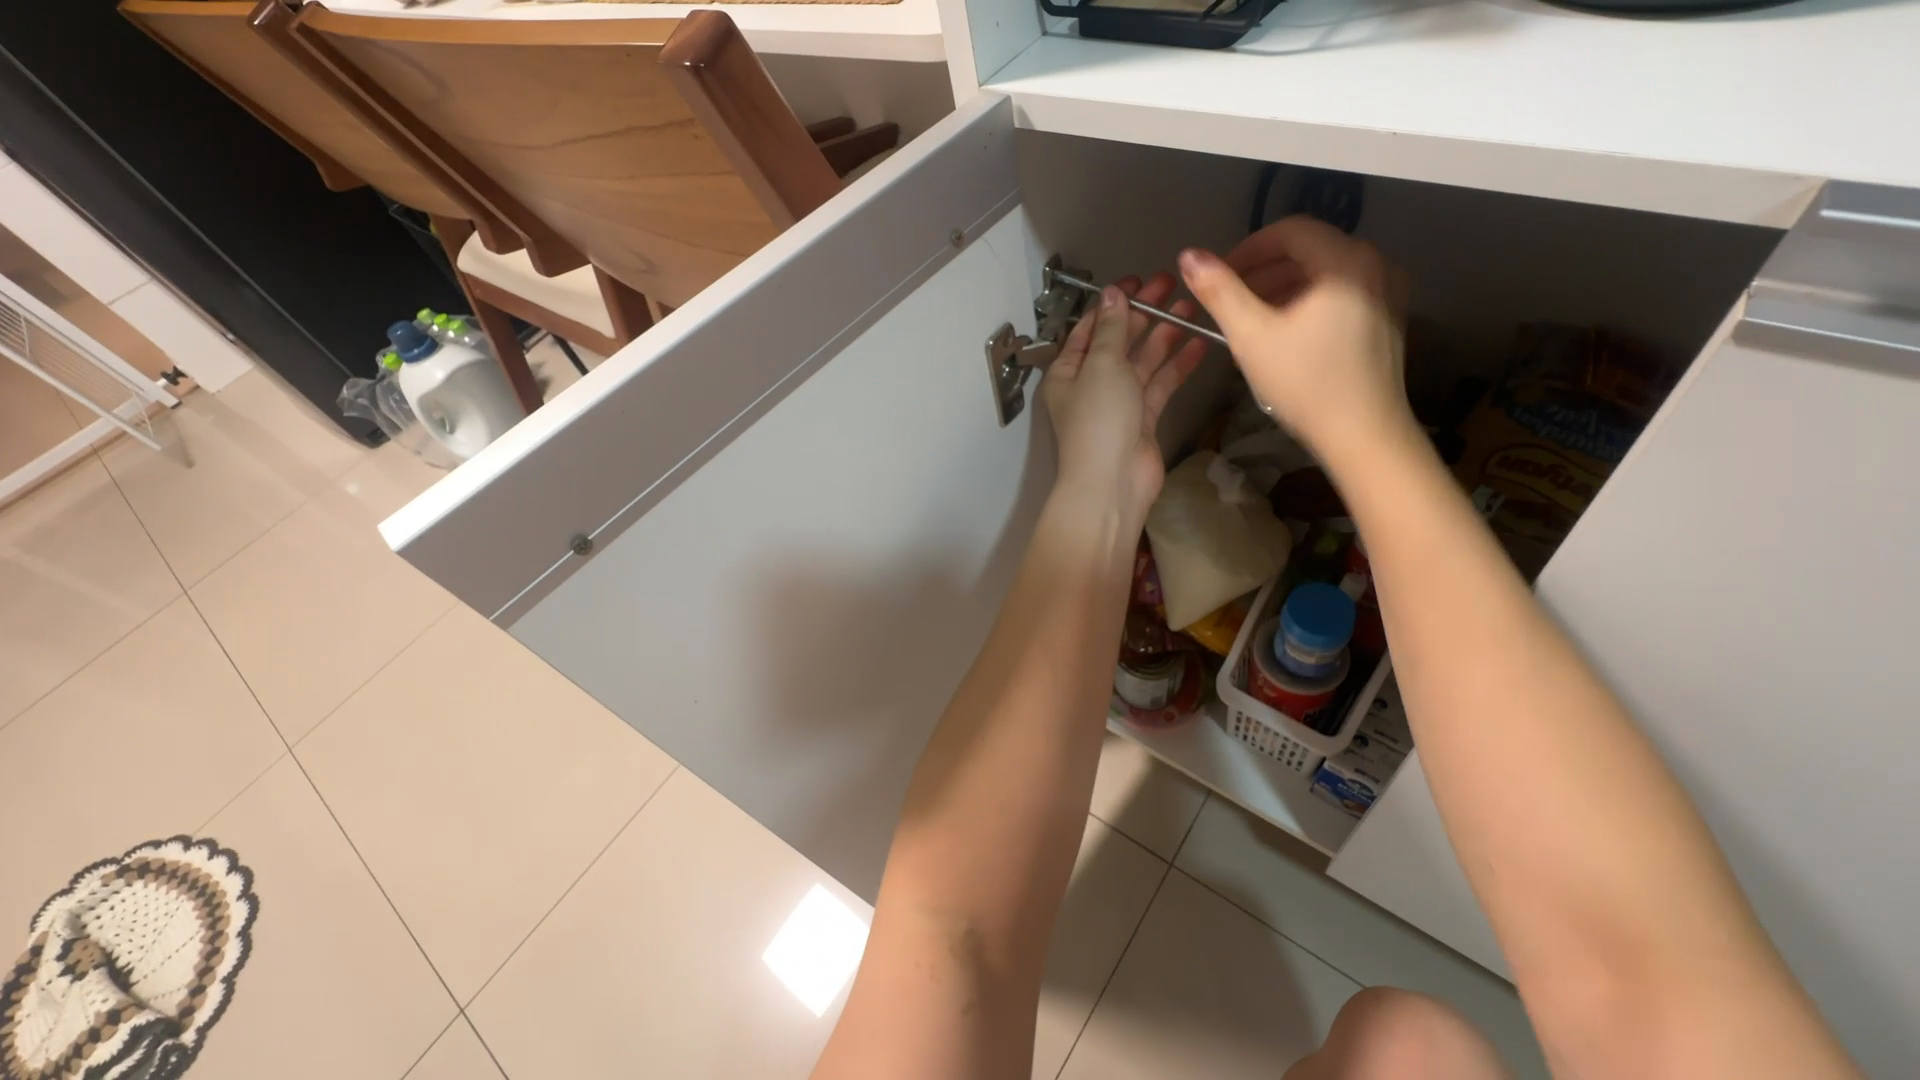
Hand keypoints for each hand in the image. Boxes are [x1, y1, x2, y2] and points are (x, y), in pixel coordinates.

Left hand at [1042, 273, 1207, 524]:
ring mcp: (1118, 402)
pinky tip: (1199, 343)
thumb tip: (1112, 293)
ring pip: (1143, 361)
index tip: (1138, 279)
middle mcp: (1090, 384)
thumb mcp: (1101, 364)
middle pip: (1119, 341)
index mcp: (1068, 370)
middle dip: (1143, 313)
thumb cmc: (1099, 419)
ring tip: (1192, 307)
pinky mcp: (1142, 419)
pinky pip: (1160, 384)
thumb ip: (1112, 328)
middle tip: (1172, 285)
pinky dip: (1177, 364)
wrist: (1113, 482)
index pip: (1090, 328)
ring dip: (1165, 335)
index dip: (1112, 302)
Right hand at [1178, 216, 1415, 465]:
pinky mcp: (1386, 320)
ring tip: (1250, 317)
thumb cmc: (1306, 384)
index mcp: (1346, 261)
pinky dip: (1307, 302)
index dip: (1248, 249)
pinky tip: (1284, 333)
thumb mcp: (1252, 336)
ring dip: (1282, 287)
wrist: (1365, 435)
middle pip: (1309, 250)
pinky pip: (1340, 294)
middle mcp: (1375, 265)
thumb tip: (1189, 255)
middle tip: (1229, 297)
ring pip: (1324, 273)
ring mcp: (1387, 293)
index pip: (1290, 231)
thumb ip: (1220, 290)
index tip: (1219, 275)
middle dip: (1263, 269)